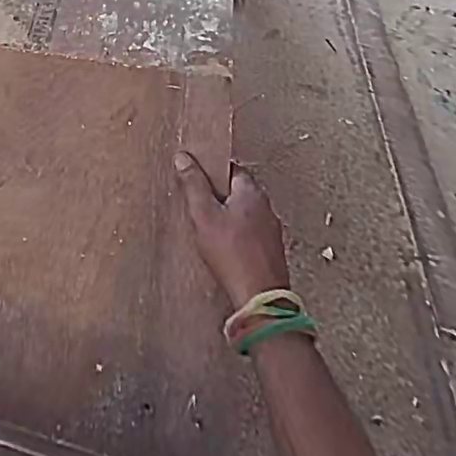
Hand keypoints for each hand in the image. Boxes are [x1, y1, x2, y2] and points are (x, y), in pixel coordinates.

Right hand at [173, 151, 290, 308]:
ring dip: (227, 214)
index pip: (231, 169)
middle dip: (217, 193)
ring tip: (207, 225)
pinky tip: (223, 244)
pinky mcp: (270, 249)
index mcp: (252, 193)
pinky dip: (236, 232)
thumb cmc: (232, 254)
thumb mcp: (203, 214)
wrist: (259, 296)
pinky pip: (249, 231)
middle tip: (196, 202)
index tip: (195, 176)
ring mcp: (271, 229)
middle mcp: (266, 207)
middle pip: (238, 190)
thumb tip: (184, 158)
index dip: (211, 171)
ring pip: (244, 212)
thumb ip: (193, 185)